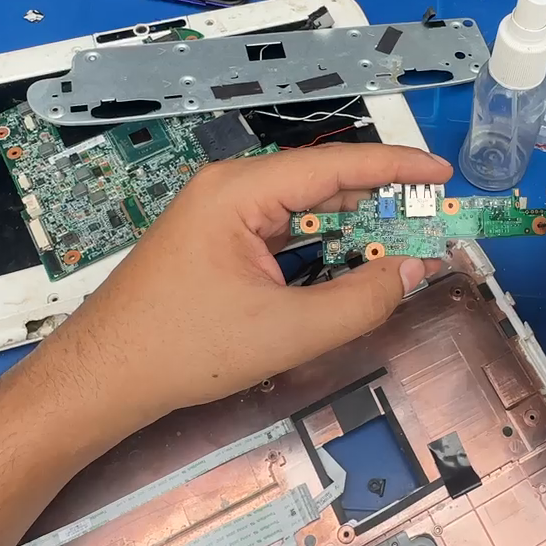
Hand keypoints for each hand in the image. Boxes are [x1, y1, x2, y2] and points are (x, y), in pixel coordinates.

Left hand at [23, 144, 450, 437]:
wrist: (103, 379)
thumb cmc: (187, 349)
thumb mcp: (289, 331)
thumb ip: (363, 300)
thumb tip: (417, 268)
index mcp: (241, 191)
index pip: (335, 165)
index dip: (396, 167)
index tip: (442, 173)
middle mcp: (231, 189)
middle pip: (322, 184)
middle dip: (380, 205)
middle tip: (432, 224)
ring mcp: (221, 214)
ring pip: (305, 210)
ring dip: (353, 229)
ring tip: (404, 246)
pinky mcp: (219, 241)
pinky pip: (284, 232)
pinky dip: (323, 247)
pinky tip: (352, 264)